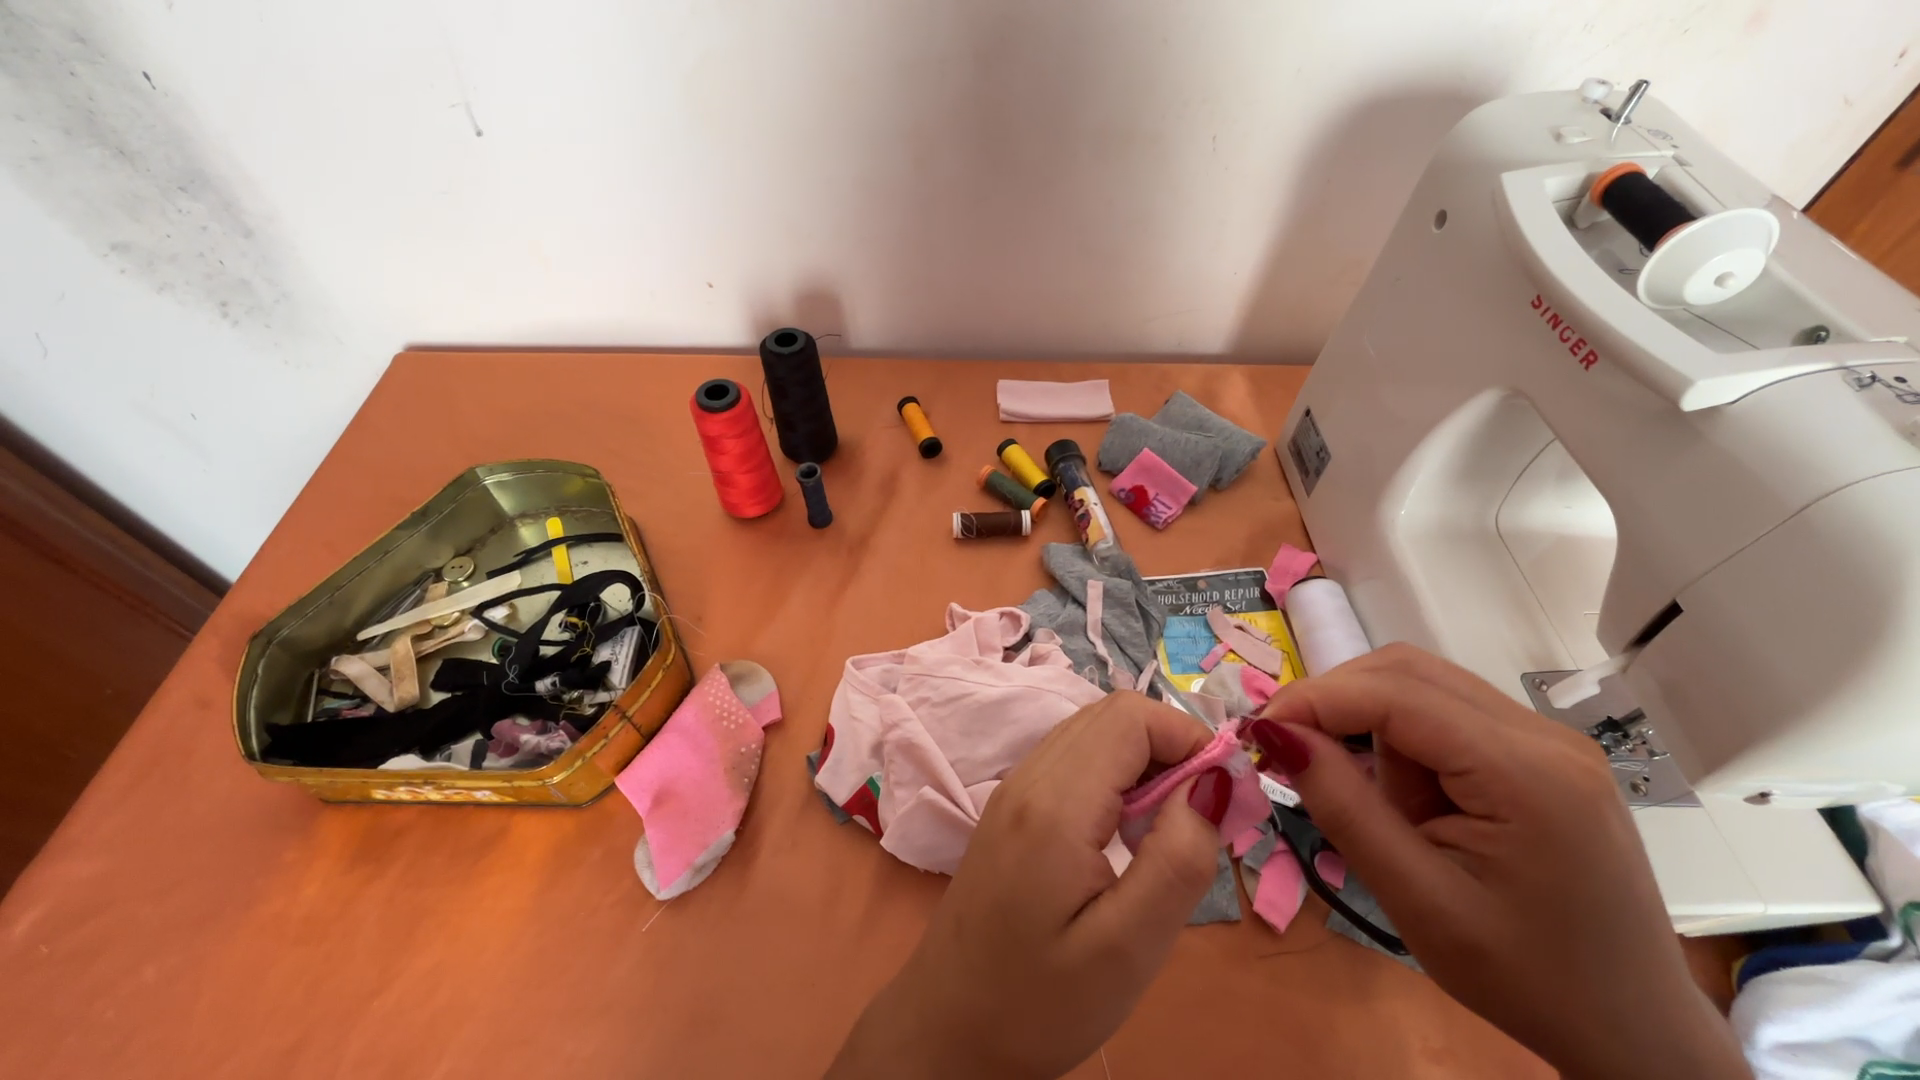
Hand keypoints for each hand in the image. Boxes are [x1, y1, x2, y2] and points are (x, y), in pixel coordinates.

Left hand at [827, 692, 1221, 1079]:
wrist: (948, 1030)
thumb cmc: (1041, 1002)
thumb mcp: (1129, 947)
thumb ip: (1179, 857)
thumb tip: (1212, 781)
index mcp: (1055, 803)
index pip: (1131, 717)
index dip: (1188, 739)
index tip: (1222, 799)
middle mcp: (1027, 778)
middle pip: (1111, 716)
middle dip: (1170, 748)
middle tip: (1201, 819)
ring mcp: (1012, 791)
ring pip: (1092, 734)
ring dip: (1144, 764)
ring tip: (1167, 833)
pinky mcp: (1009, 810)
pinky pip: (1072, 763)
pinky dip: (1114, 778)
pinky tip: (1125, 836)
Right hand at [1247, 645, 1747, 1079]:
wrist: (1632, 1032)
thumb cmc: (1523, 978)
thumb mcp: (1417, 898)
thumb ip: (1343, 806)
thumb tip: (1274, 732)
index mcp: (1526, 772)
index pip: (1396, 693)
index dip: (1316, 698)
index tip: (1258, 732)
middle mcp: (1545, 735)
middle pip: (1410, 671)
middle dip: (1339, 702)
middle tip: (1293, 755)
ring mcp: (1552, 741)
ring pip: (1427, 688)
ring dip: (1374, 727)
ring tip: (1380, 807)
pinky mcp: (1547, 757)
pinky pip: (1452, 717)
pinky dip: (1406, 742)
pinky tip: (1413, 803)